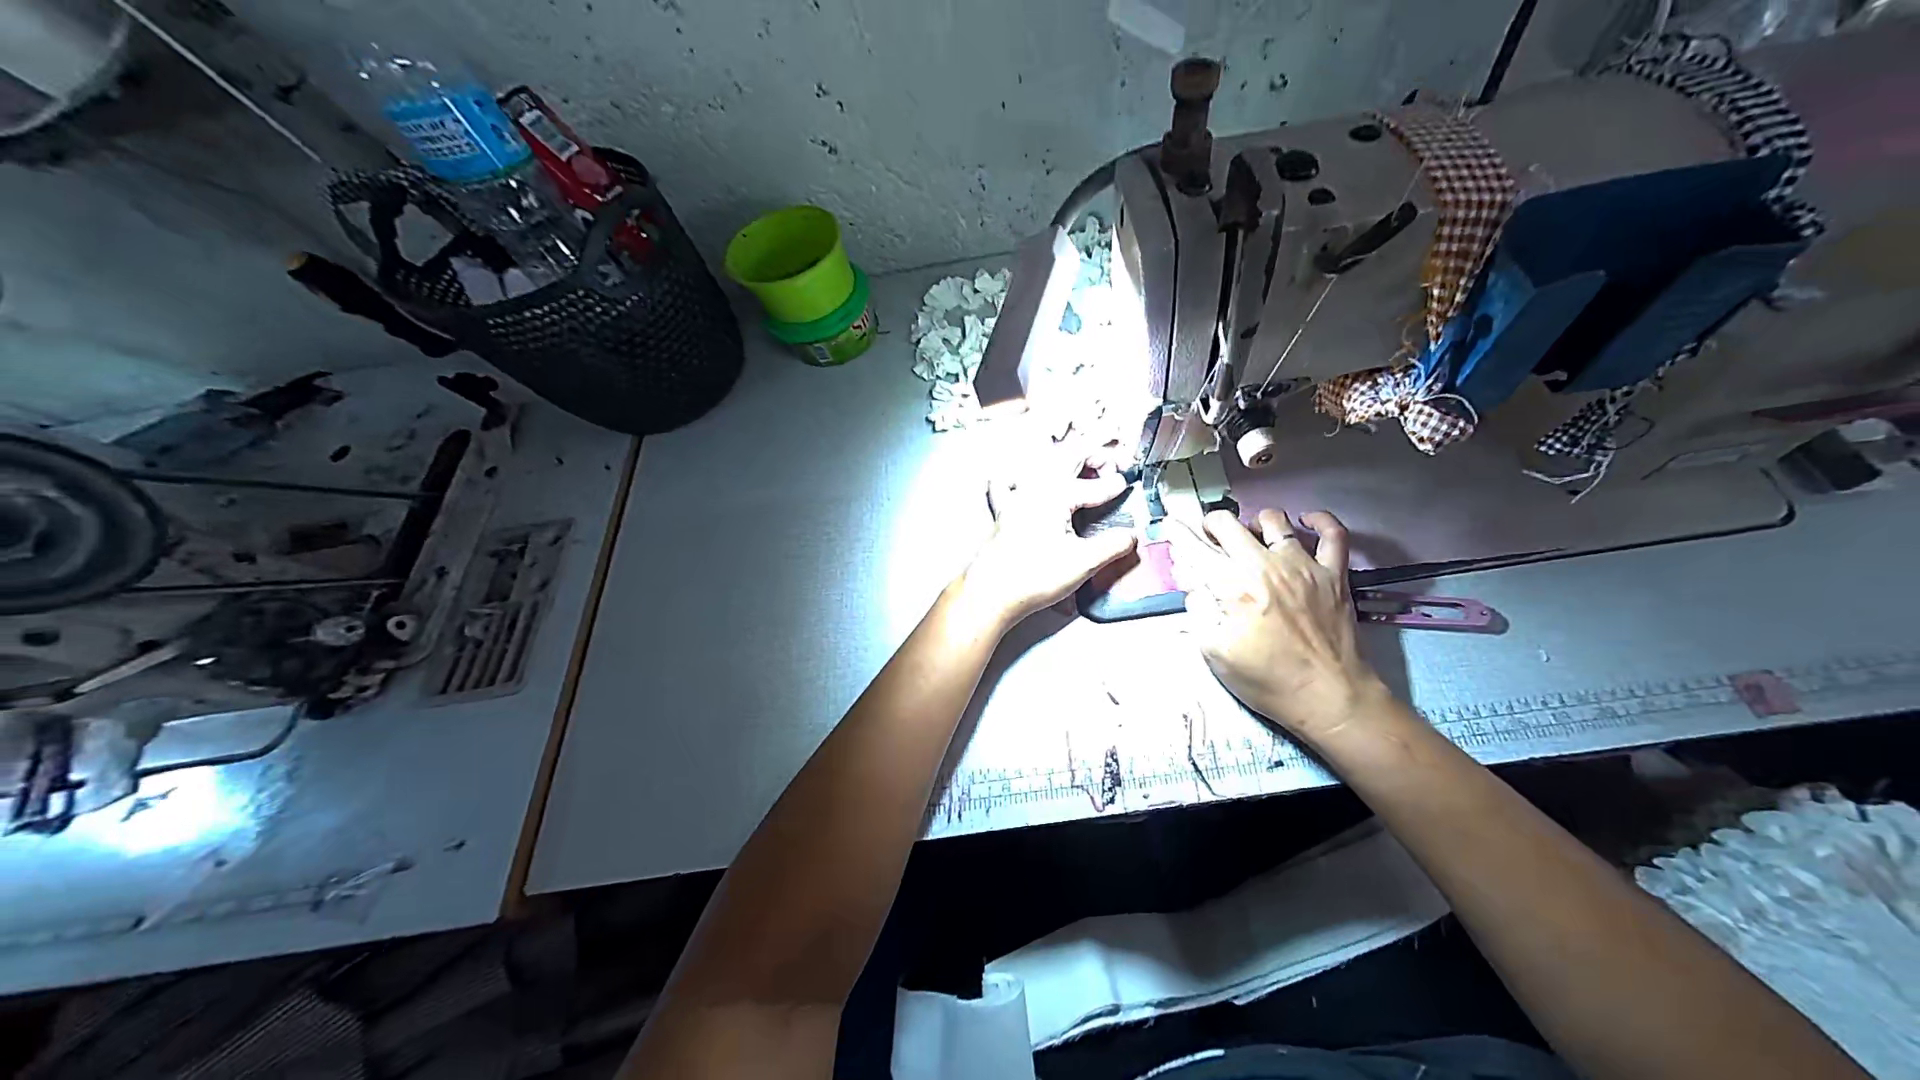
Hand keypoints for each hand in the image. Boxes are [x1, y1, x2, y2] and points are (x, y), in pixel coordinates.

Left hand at [956, 446, 1137, 631]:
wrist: (991, 593)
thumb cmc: (1033, 576)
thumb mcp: (1084, 562)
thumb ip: (1113, 545)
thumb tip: (1130, 536)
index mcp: (1056, 495)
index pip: (1093, 483)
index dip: (1114, 483)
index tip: (1125, 484)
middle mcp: (1033, 490)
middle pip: (1066, 458)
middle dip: (1091, 458)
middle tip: (1109, 465)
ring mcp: (1015, 499)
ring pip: (1040, 466)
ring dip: (1062, 463)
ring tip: (1077, 470)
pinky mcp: (1003, 514)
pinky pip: (1010, 484)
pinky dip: (1021, 477)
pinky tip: (1019, 480)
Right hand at [1178, 508, 1391, 741]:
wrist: (1330, 699)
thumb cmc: (1268, 681)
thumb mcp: (1215, 654)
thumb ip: (1199, 611)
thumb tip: (1193, 583)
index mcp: (1233, 587)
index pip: (1196, 548)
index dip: (1178, 533)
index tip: (1171, 525)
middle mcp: (1266, 566)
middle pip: (1228, 524)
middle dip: (1210, 526)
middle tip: (1207, 540)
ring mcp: (1304, 566)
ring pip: (1273, 520)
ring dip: (1254, 525)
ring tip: (1250, 539)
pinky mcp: (1334, 573)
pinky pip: (1332, 533)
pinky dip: (1318, 521)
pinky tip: (1305, 522)